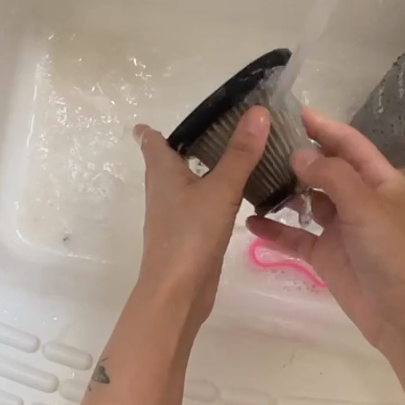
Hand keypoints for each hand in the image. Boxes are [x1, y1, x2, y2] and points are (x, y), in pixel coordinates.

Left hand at [131, 106, 269, 330]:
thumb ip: (240, 153)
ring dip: (197, 175)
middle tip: (205, 135)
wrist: (177, 291)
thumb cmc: (190, 235)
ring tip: (224, 161)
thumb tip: (257, 112)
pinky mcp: (186, 239)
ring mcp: (172, 219)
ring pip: (182, 189)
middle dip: (179, 150)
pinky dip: (208, 199)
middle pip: (165, 166)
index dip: (150, 132)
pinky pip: (196, 210)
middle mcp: (162, 194)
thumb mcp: (220, 189)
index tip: (148, 123)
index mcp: (162, 174)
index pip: (151, 144)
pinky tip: (228, 201)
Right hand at [245, 107, 404, 351]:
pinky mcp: (324, 256)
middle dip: (298, 159)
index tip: (295, 113)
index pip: (349, 145)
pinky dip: (275, 230)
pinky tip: (251, 223)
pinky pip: (295, 237)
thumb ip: (331, 177)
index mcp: (379, 182)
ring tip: (251, 181)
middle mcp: (358, 201)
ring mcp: (340, 229)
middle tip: (262, 147)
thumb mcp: (365, 207)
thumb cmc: (391, 254)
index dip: (325, 128)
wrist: (401, 313)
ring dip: (284, 193)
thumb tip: (298, 156)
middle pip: (324, 171)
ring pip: (307, 203)